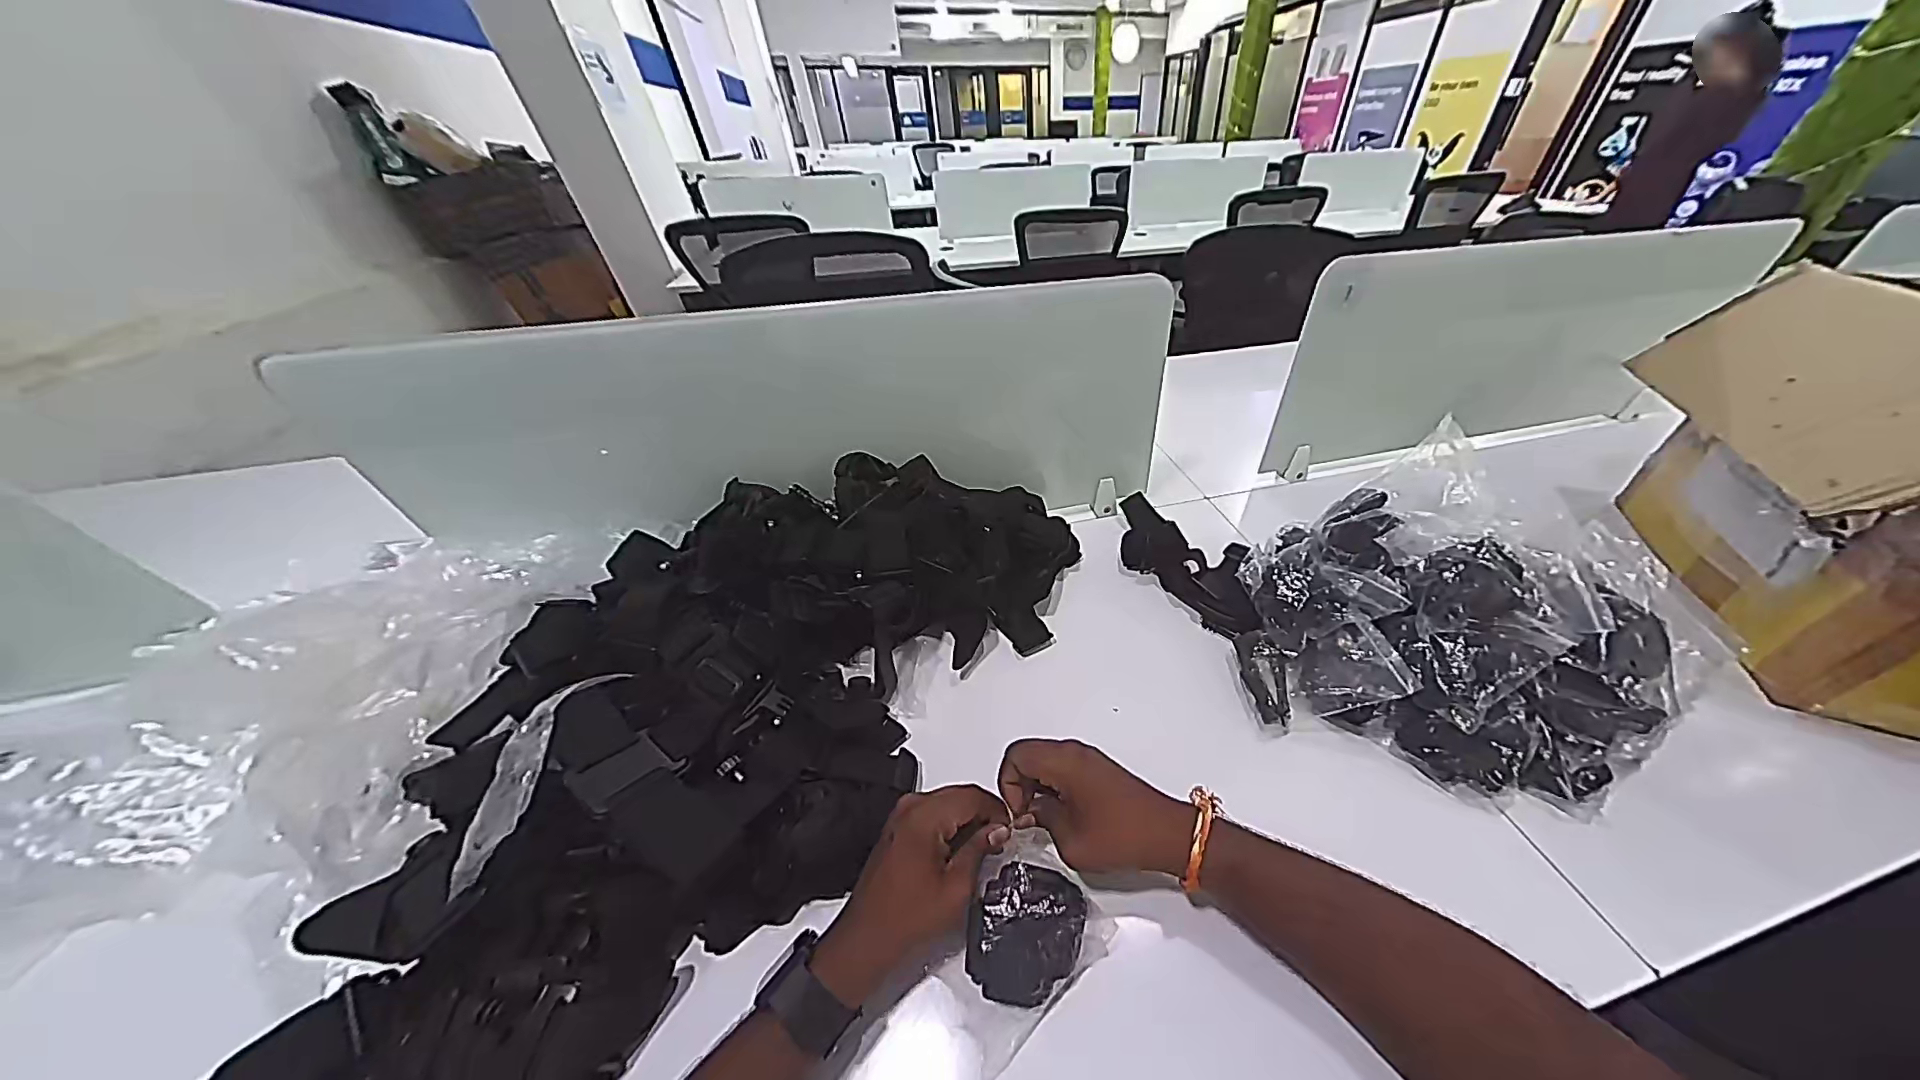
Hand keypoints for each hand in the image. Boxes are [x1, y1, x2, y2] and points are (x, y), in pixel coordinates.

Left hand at [811, 785, 1010, 1004]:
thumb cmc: (903, 919)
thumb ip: (980, 850)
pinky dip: (949, 827)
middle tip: (1000, 841)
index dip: (998, 811)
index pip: (972, 796)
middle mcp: (909, 809)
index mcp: (923, 817)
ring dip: (967, 821)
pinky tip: (958, 853)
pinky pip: (932, 815)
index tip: (1009, 829)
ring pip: (947, 804)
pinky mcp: (897, 828)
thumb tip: (997, 831)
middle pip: (959, 796)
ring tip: (981, 851)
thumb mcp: (956, 888)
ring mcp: (900, 817)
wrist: (868, 938)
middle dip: (983, 815)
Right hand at [998, 739, 1194, 876]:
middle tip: (1026, 814)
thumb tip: (1033, 813)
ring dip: (1036, 784)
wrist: (1167, 835)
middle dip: (1019, 784)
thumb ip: (1042, 819)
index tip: (1019, 811)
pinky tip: (1063, 813)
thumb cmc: (1127, 835)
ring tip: (1045, 817)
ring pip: (1044, 759)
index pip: (1015, 756)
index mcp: (1064, 762)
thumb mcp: (1070, 840)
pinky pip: (1062, 766)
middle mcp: (1075, 752)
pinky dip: (1053, 784)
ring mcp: (1087, 758)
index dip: (1008, 786)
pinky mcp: (1097, 769)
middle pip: (1027, 754)